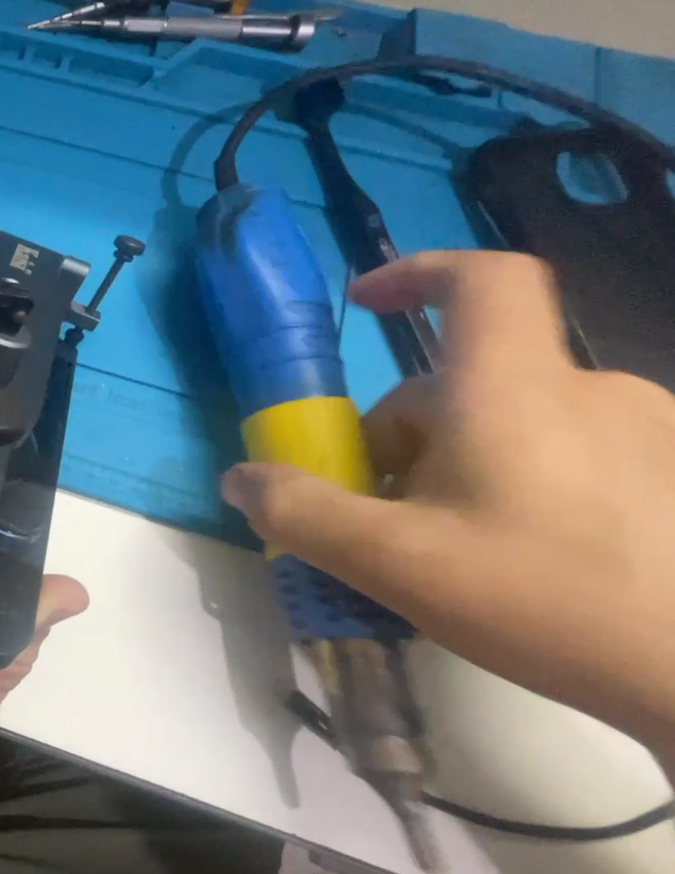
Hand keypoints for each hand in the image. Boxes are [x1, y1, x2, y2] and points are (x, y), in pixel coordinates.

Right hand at [220, 251, 674, 759]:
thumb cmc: (550, 601)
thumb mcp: (392, 563)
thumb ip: (299, 513)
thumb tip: (242, 479)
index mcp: (513, 392)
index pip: (483, 282)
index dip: (418, 273)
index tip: (364, 303)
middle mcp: (586, 390)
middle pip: (460, 383)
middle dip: (398, 438)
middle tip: (377, 514)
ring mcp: (646, 430)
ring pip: (510, 421)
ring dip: (454, 464)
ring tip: (448, 547)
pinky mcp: (673, 473)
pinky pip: (565, 450)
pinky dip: (514, 481)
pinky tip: (522, 557)